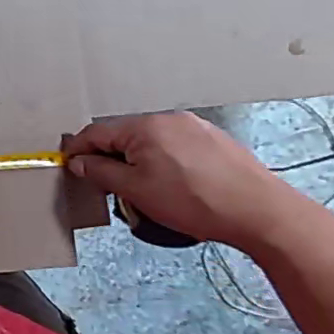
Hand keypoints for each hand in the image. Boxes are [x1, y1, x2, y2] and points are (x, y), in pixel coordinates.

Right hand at [63, 112, 320, 251]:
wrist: (262, 214)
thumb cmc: (196, 201)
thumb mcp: (135, 190)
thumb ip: (101, 172)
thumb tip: (80, 162)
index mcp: (145, 126)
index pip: (97, 133)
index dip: (80, 151)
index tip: (71, 166)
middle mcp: (169, 119)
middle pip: (124, 135)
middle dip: (112, 158)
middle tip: (109, 184)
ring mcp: (197, 127)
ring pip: (151, 141)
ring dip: (139, 160)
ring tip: (144, 189)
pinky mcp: (217, 141)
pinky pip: (177, 146)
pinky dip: (165, 161)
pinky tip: (175, 185)